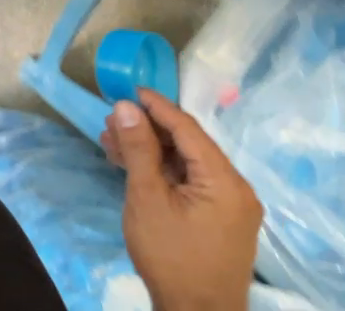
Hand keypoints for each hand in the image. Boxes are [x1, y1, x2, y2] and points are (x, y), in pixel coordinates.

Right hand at [103, 88, 262, 310]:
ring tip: (111, 142)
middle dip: (147, 128)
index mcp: (225, 181)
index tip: (125, 88)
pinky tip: (132, 166)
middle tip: (108, 122)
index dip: (156, 105)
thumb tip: (125, 105)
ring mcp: (230, 205)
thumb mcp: (147, 197)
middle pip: (188, 143)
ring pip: (186, 161)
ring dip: (150, 148)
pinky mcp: (220, 218)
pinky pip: (190, 180)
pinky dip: (161, 169)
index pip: (188, 129)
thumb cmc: (171, 254)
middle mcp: (236, 188)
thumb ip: (139, 148)